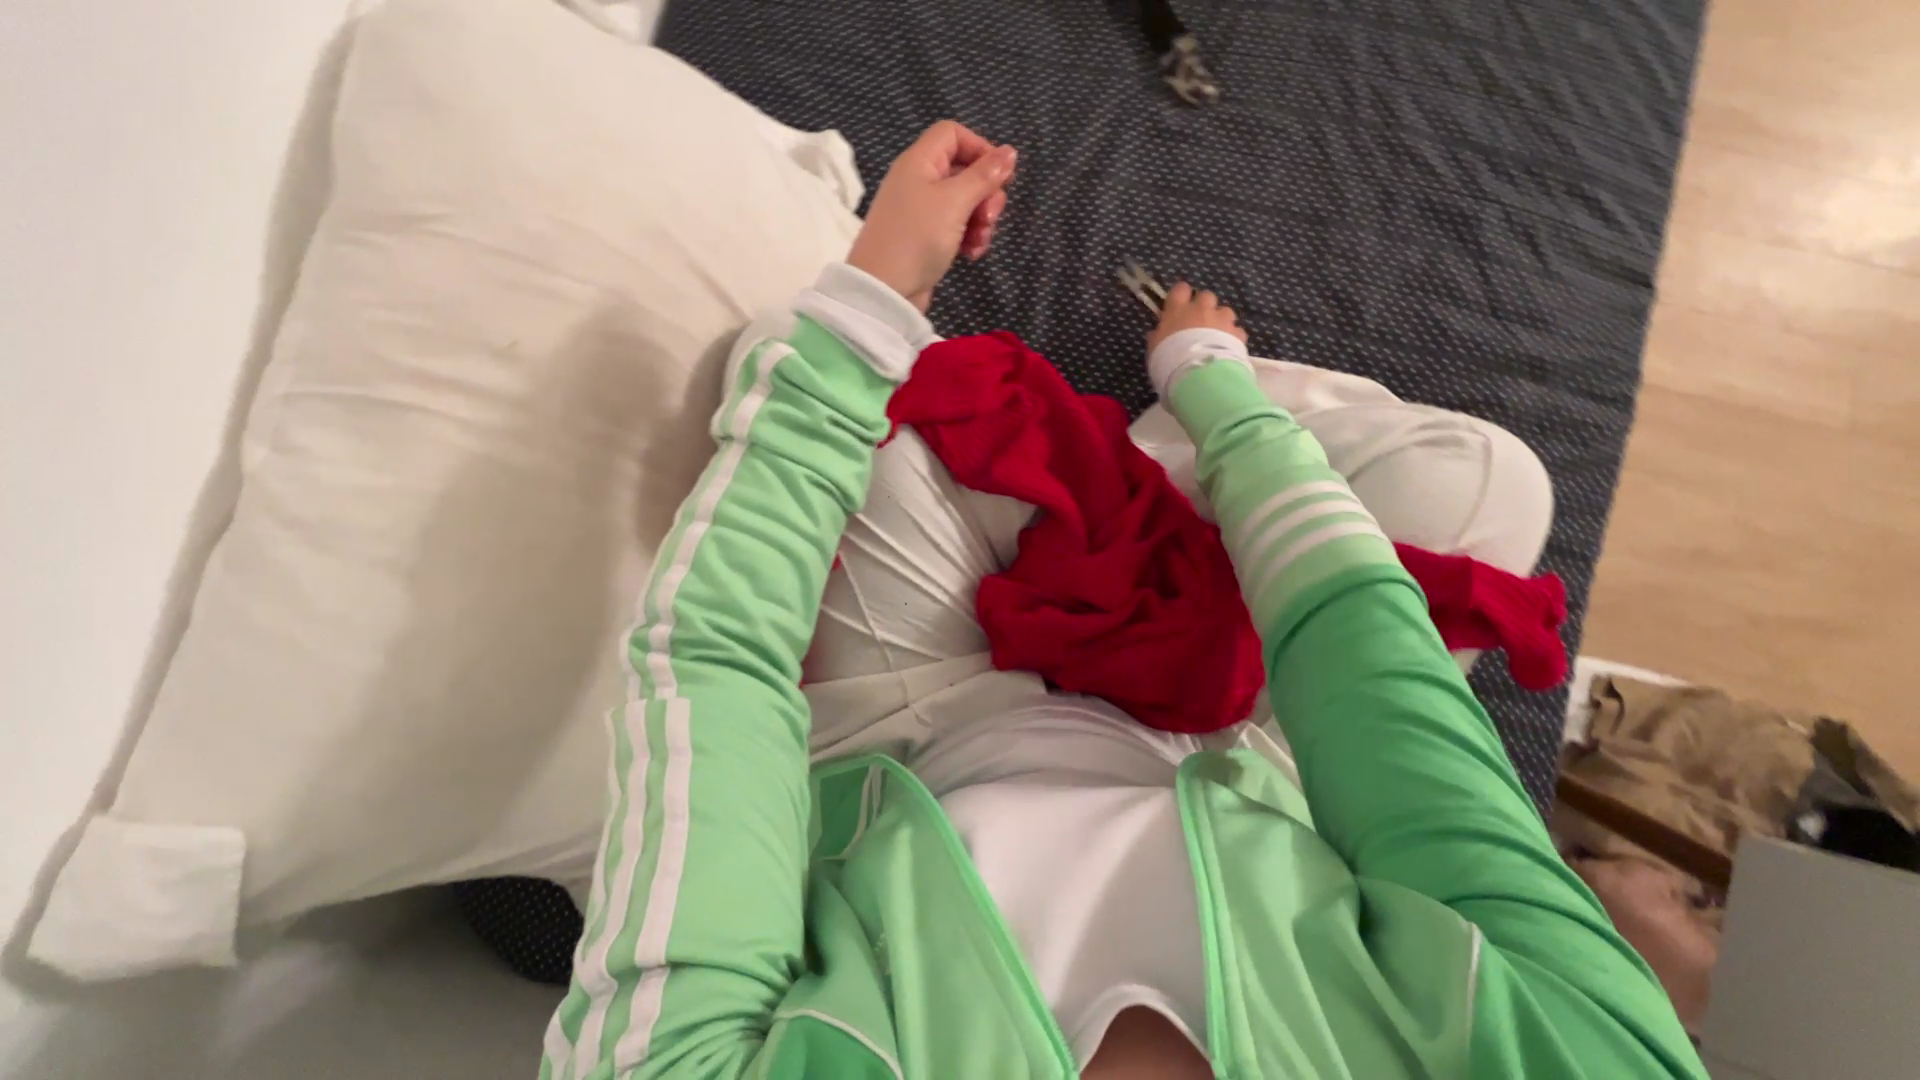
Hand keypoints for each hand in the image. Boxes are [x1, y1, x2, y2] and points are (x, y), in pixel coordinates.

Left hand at [847, 121, 1017, 311]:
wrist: (884, 290)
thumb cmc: (917, 238)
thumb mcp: (955, 202)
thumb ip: (984, 175)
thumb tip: (1010, 152)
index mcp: (920, 161)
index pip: (953, 134)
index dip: (980, 148)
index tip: (999, 174)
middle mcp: (919, 181)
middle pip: (964, 171)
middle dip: (985, 193)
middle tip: (990, 217)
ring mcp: (922, 211)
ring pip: (964, 202)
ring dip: (980, 220)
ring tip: (980, 241)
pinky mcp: (925, 238)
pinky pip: (955, 227)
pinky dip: (968, 237)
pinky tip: (971, 254)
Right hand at [1146, 282, 1247, 353]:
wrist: (1198, 374)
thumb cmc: (1170, 360)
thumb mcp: (1155, 350)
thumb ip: (1158, 337)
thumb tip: (1157, 333)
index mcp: (1179, 310)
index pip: (1180, 289)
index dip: (1181, 295)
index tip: (1180, 305)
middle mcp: (1202, 309)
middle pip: (1206, 296)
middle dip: (1204, 306)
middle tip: (1199, 322)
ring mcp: (1222, 319)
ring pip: (1225, 311)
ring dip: (1221, 320)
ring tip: (1217, 336)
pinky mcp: (1237, 333)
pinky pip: (1237, 331)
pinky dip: (1233, 337)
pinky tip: (1229, 349)